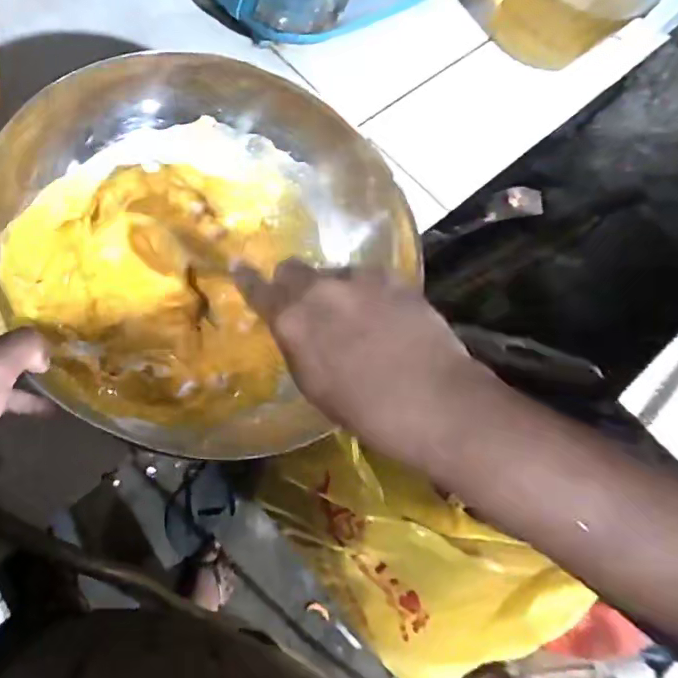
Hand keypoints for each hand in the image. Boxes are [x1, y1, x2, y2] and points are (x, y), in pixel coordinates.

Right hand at [238, 261, 483, 458]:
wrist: (437, 403)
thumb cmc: (365, 410)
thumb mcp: (313, 384)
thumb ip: (297, 346)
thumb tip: (295, 330)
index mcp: (292, 320)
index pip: (258, 289)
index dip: (248, 280)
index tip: (240, 267)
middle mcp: (320, 291)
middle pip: (293, 268)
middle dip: (293, 282)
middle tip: (306, 304)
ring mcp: (360, 280)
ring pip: (334, 274)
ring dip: (335, 290)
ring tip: (355, 317)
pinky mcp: (396, 279)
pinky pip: (369, 280)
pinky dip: (368, 293)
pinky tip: (384, 316)